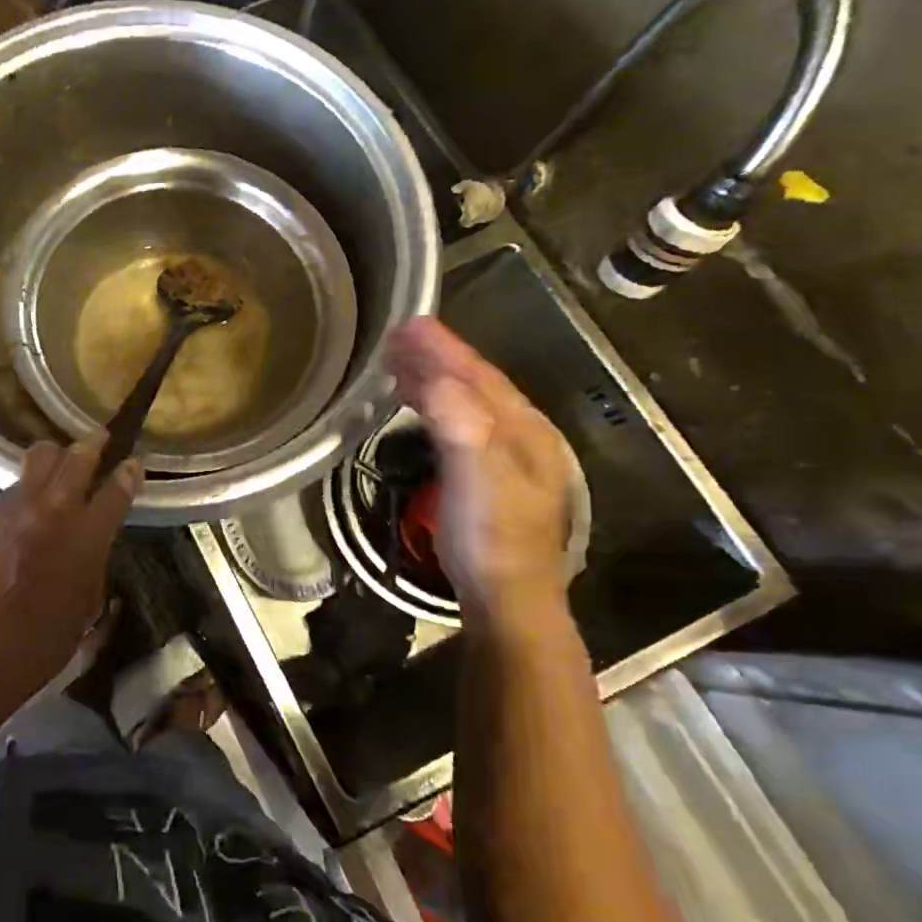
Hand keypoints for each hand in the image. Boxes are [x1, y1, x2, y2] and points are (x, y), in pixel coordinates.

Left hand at [0, 430, 141, 685]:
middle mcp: (55, 509)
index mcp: (87, 535)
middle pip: (77, 457)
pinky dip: (31, 480)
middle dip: (94, 443)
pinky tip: (34, 496)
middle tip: (101, 437)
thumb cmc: (43, 638)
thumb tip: (93, 541)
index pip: (116, 490)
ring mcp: (19, 506)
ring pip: (41, 456)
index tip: (135, 462)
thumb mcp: (87, 602)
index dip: (129, 473)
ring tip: (63, 460)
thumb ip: (94, 560)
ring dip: (57, 454)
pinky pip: (17, 481)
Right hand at [387, 317, 575, 636]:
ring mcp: (506, 458)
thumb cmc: (492, 540)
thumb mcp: (478, 481)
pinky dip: (437, 406)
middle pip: (476, 384)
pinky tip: (420, 406)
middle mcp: (520, 436)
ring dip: (435, 379)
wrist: (508, 600)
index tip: (410, 321)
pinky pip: (460, 425)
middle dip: (437, 357)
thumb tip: (437, 380)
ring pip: (468, 404)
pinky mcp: (487, 478)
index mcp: (522, 430)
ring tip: (401, 362)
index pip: (479, 376)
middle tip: (398, 335)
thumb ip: (462, 429)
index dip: (444, 348)